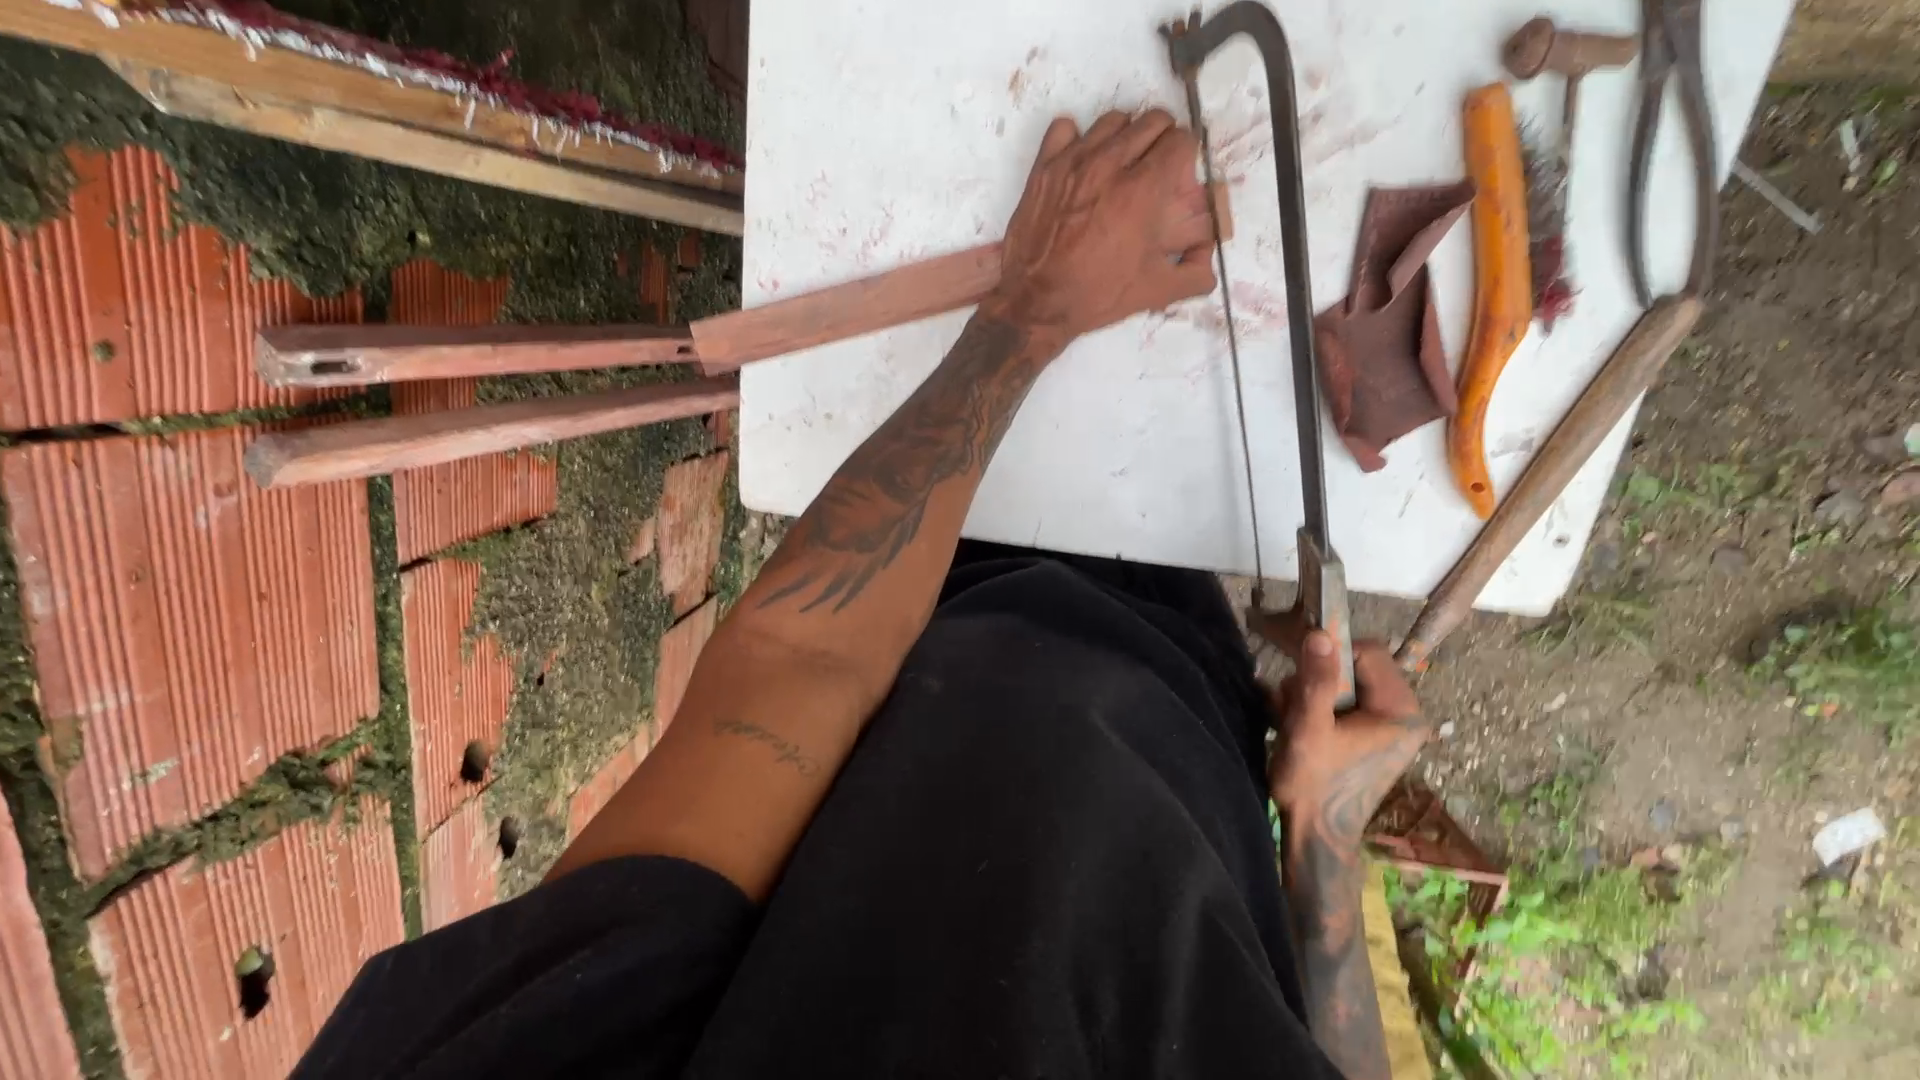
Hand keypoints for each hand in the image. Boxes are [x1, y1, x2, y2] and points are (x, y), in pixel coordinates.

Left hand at [981, 109, 1218, 348]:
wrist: (1036, 303)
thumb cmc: (1096, 296)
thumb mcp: (1155, 292)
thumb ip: (1196, 272)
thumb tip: (1208, 250)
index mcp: (1142, 191)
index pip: (1181, 140)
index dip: (1185, 156)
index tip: (1178, 175)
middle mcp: (1110, 166)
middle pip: (1152, 121)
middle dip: (1161, 141)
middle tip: (1154, 170)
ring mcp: (1073, 162)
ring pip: (1113, 120)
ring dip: (1124, 137)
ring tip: (1120, 166)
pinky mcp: (1045, 167)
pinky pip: (1065, 128)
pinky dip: (1077, 139)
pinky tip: (1082, 163)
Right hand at [1268, 631, 1428, 847]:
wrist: (1315, 834)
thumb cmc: (1315, 783)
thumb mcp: (1310, 729)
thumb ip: (1317, 681)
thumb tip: (1320, 634)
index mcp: (1402, 711)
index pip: (1368, 652)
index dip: (1330, 655)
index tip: (1300, 675)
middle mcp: (1403, 714)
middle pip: (1354, 666)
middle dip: (1316, 680)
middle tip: (1294, 706)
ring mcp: (1387, 725)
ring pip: (1343, 682)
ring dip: (1310, 694)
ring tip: (1292, 721)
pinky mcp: (1370, 735)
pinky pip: (1341, 701)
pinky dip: (1315, 707)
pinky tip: (1298, 727)